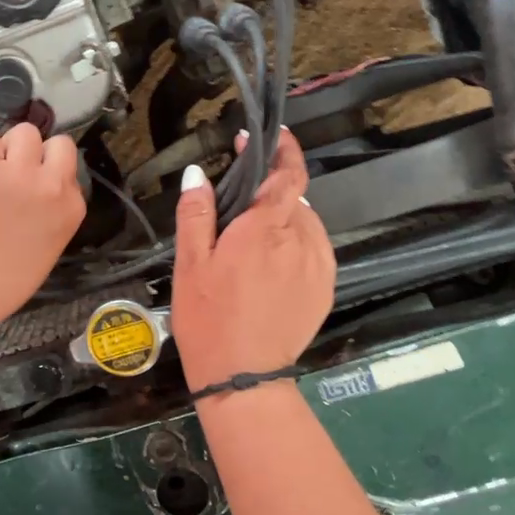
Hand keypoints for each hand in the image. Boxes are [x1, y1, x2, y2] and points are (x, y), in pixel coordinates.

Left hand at [0, 123, 85, 326]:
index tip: (34, 188)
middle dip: (39, 152)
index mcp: (72, 207)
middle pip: (57, 142)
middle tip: (16, 169)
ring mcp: (18, 171)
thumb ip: (54, 210)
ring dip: (9, 147)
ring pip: (23, 132)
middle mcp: (52, 183)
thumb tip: (40, 190)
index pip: (70, 170)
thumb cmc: (9, 280)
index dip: (50, 174)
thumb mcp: (52, 243)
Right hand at [170, 128, 334, 392]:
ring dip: (285, 215)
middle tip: (241, 196)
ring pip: (306, 222)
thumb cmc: (208, 316)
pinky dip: (296, 240)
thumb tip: (198, 173)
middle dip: (272, 187)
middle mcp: (300, 240)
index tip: (266, 137)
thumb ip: (196, 213)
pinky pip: (314, 248)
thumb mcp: (190, 263)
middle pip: (296, 197)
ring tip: (253, 233)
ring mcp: (318, 266)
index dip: (282, 150)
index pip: (288, 174)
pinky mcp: (325, 288)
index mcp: (264, 229)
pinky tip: (272, 259)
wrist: (244, 376)